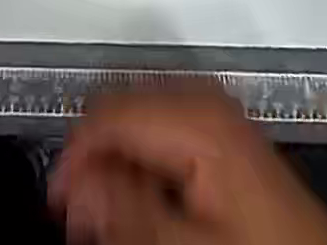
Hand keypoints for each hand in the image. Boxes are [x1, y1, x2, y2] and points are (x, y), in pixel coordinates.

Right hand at [51, 85, 326, 244]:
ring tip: (106, 207)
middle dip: (94, 155)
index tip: (61, 196)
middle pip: (119, 107)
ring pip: (137, 116)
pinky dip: (140, 156)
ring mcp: (214, 109)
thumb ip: (127, 206)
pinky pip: (161, 125)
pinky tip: (139, 192)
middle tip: (81, 207)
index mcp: (195, 112)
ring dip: (115, 157)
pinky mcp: (221, 127)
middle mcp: (203, 97)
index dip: (76, 153)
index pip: (106, 110)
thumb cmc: (266, 244)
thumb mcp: (189, 239)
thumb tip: (79, 179)